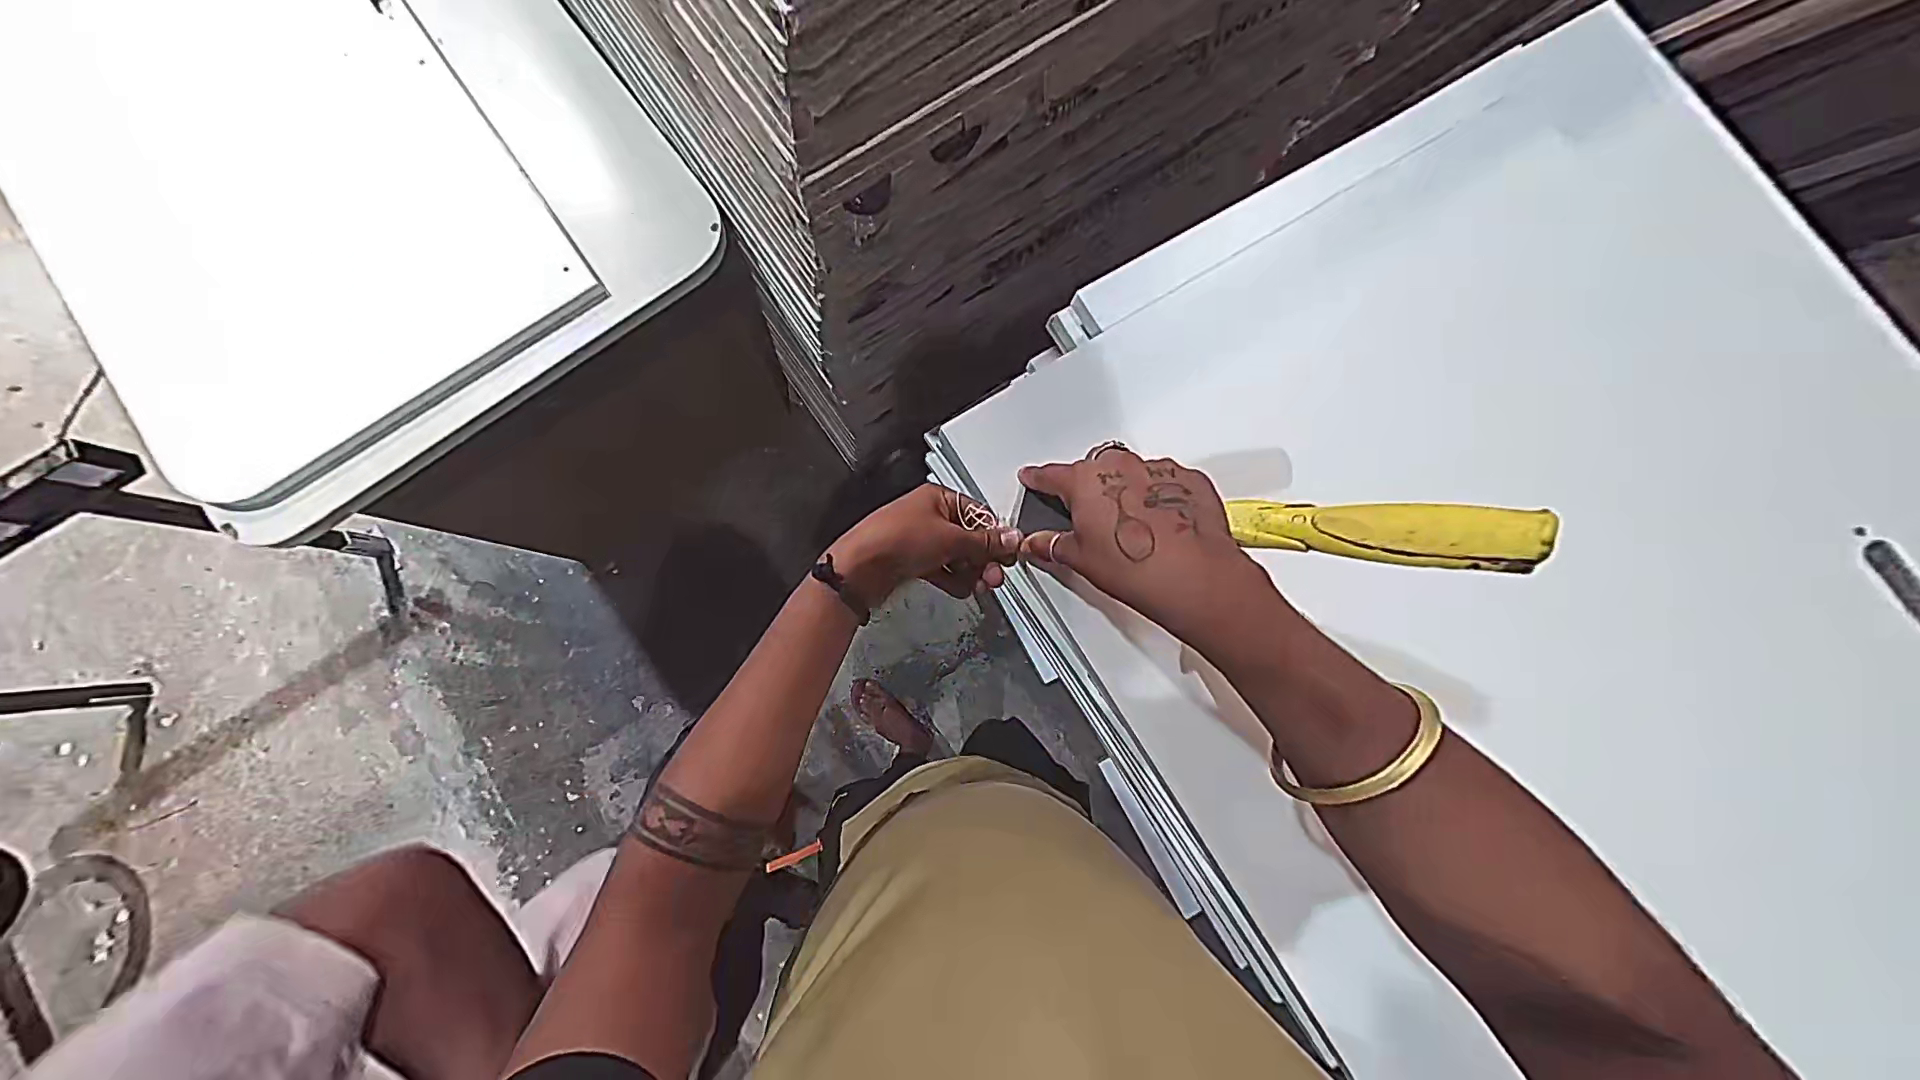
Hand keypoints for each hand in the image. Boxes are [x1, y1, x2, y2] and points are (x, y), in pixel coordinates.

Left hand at [827, 484, 1022, 608]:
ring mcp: (921, 541)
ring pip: (957, 557)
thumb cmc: (890, 540)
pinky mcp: (913, 562)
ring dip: (970, 572)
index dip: (996, 536)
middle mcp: (929, 517)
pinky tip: (959, 587)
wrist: (857, 569)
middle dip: (983, 559)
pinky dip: (952, 579)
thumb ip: (984, 542)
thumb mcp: (949, 538)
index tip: (1009, 554)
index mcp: (938, 498)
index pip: (980, 515)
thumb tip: (1009, 538)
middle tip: (993, 575)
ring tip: (977, 584)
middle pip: (970, 538)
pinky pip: (943, 570)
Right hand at [1018, 448, 1279, 655]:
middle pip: (1094, 468)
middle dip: (1090, 489)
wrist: (1193, 575)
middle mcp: (1120, 466)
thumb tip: (1040, 543)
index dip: (1038, 478)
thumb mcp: (1080, 559)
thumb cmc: (1138, 565)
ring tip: (1130, 529)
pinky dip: (1160, 498)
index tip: (1033, 477)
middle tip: (1091, 523)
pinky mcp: (1189, 482)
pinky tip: (1159, 526)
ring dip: (1127, 492)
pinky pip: (1166, 483)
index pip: (1051, 474)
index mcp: (1085, 480)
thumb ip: (1053, 544)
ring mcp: (1157, 471)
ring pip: (1132, 473)